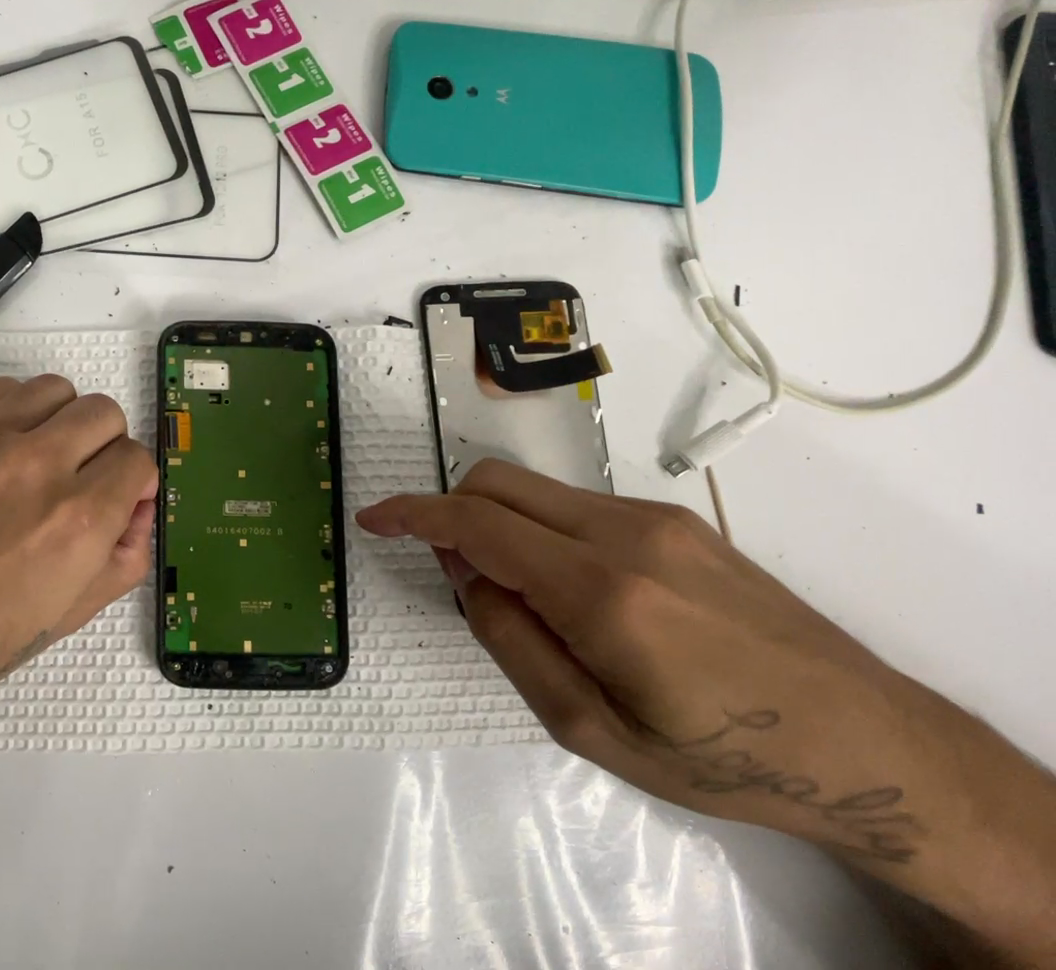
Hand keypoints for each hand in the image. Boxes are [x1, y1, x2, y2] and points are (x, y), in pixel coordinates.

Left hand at [0, 374, 156, 727]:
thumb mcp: (66, 619)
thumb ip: (121, 561)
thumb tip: (136, 514)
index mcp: (76, 521)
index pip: (138, 461)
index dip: (135, 484)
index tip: (119, 500)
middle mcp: (37, 466)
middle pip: (104, 413)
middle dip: (107, 447)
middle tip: (83, 481)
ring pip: (56, 389)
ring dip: (63, 420)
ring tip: (42, 459)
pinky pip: (2, 390)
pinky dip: (17, 411)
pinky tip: (0, 450)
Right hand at [357, 460, 1055, 960]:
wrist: (869, 746)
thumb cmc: (720, 758)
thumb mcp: (588, 728)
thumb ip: (509, 639)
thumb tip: (466, 572)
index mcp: (602, 591)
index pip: (477, 523)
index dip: (412, 515)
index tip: (371, 519)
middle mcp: (628, 533)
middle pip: (498, 482)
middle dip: (447, 510)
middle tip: (445, 573)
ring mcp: (660, 521)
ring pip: (537, 490)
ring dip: (496, 522)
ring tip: (515, 597)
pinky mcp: (682, 524)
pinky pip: (578, 506)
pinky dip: (539, 528)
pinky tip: (565, 589)